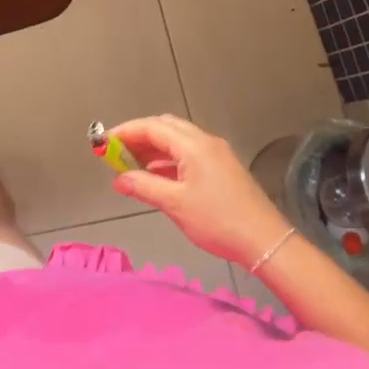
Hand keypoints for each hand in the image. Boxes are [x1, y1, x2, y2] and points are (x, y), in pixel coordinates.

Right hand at [108, 114, 291, 266]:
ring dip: (152, 149)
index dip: (125, 132)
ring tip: (129, 166)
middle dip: (138, 137)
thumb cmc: (218, 221)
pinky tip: (155, 177)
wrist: (265, 241)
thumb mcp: (175, 204)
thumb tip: (119, 178)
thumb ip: (143, 186)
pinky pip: (187, 154)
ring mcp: (215, 154)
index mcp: (194, 145)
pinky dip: (167, 160)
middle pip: (165, 127)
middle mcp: (205, 142)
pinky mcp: (221, 168)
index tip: (103, 144)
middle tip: (115, 153)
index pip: (152, 127)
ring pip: (177, 140)